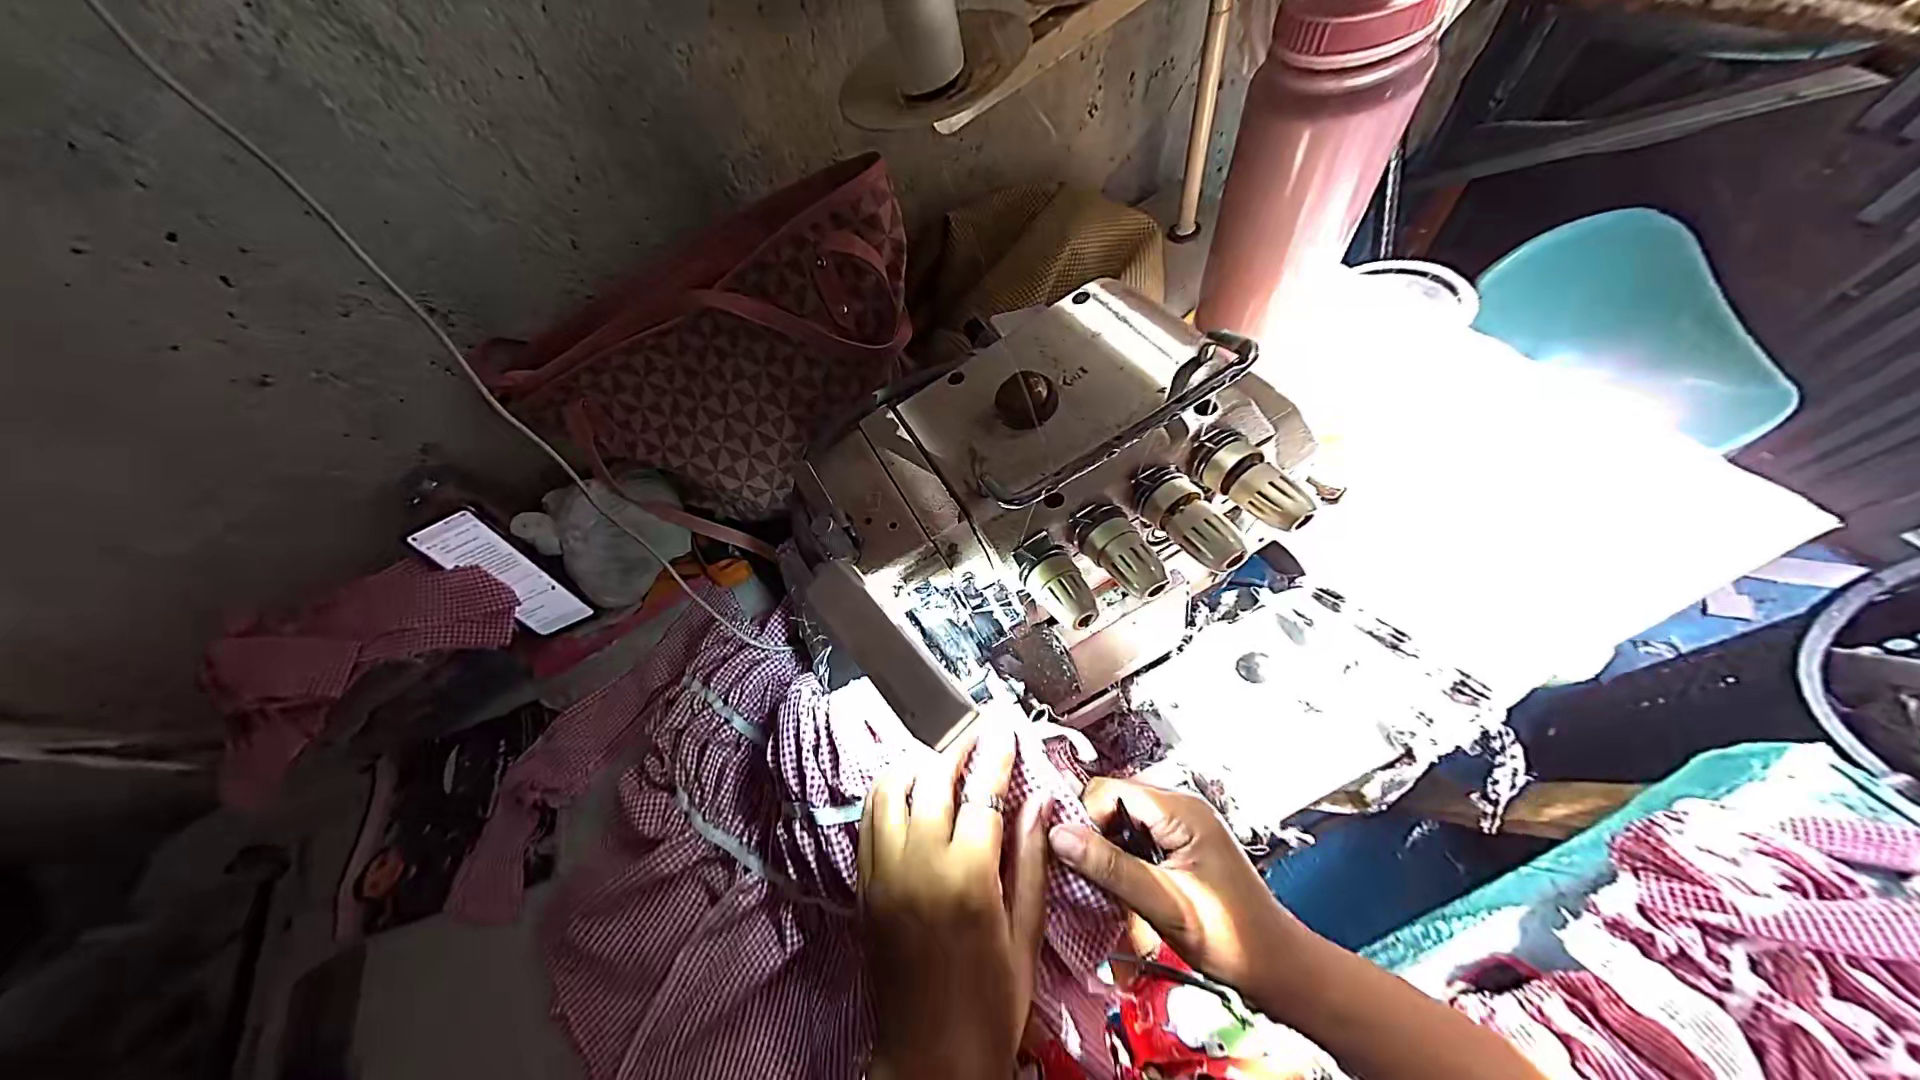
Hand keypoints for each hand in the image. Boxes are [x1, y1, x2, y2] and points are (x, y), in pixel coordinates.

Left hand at [858, 726, 1050, 1079]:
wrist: (928, 1062)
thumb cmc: (990, 1006)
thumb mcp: (1024, 934)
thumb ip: (1029, 859)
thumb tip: (1039, 800)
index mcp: (966, 877)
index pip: (982, 791)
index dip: (996, 752)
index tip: (1002, 723)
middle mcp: (917, 863)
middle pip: (932, 777)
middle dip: (957, 745)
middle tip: (976, 732)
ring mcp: (882, 872)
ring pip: (890, 789)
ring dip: (918, 764)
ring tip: (944, 759)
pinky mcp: (862, 885)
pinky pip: (870, 819)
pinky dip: (891, 793)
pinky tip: (912, 792)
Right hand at [1047, 776, 1300, 992]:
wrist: (1279, 967)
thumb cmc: (1232, 938)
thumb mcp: (1163, 903)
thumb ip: (1110, 866)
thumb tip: (1061, 836)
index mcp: (1180, 810)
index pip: (1108, 789)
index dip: (1085, 819)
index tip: (1073, 854)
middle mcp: (1182, 806)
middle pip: (1114, 800)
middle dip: (1094, 833)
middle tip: (1087, 872)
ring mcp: (1184, 822)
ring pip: (1124, 818)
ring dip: (1109, 847)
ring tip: (1107, 882)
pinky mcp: (1183, 840)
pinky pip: (1139, 834)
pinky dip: (1125, 855)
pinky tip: (1126, 883)